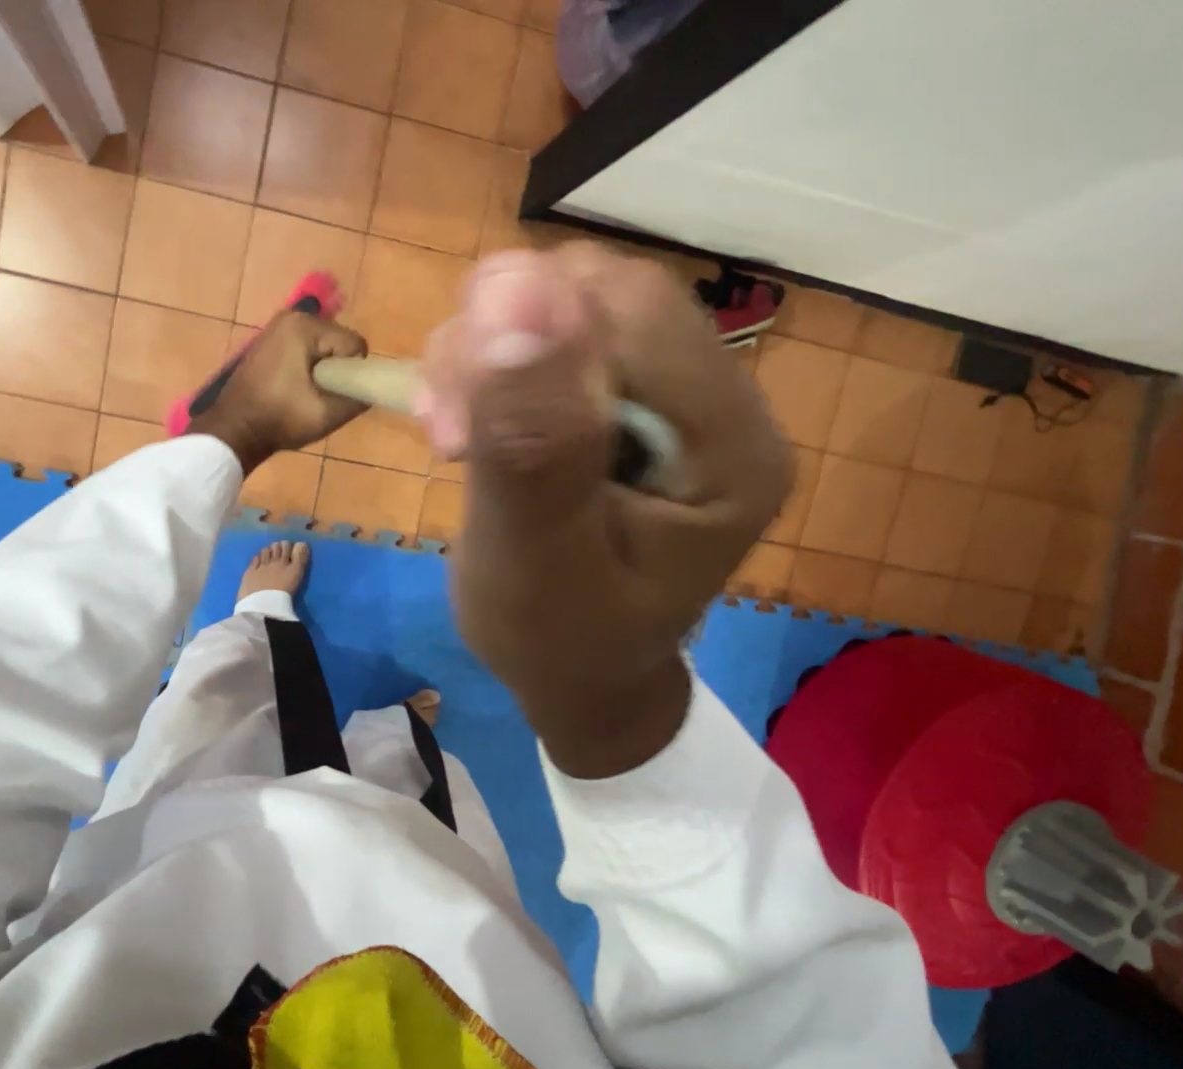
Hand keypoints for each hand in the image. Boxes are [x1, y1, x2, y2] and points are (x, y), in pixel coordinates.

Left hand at [186, 311, 369, 471]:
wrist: (236, 429)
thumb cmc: (281, 419)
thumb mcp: (329, 414)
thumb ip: (359, 399)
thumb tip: (370, 390)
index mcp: (305, 326)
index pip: (354, 344)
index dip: (353, 373)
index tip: (334, 395)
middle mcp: (292, 316)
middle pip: (338, 341)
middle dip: (337, 369)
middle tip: (320, 396)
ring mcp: (278, 326)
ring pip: (323, 346)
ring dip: (323, 369)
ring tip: (307, 393)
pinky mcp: (270, 339)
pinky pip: (305, 348)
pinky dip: (308, 366)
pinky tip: (296, 387)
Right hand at [420, 245, 792, 776]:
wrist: (578, 674)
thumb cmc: (555, 642)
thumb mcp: (533, 559)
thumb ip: (530, 436)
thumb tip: (517, 280)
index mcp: (730, 447)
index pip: (632, 311)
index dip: (527, 336)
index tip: (455, 430)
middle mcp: (723, 403)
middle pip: (604, 293)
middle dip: (501, 344)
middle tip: (451, 433)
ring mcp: (680, 396)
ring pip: (570, 301)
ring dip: (488, 353)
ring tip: (454, 437)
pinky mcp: (635, 398)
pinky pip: (558, 333)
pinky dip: (495, 362)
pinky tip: (469, 424)